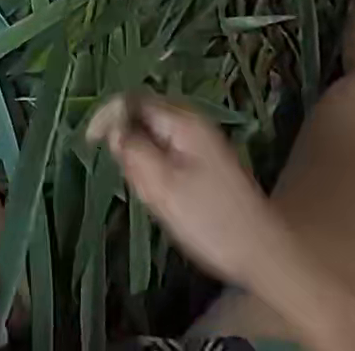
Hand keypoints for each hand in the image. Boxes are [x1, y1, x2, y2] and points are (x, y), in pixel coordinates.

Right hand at [86, 94, 282, 286]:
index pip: (133, 100)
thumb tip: (111, 128)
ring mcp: (201, 141)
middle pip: (142, 116)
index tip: (90, 142)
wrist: (265, 254)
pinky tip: (166, 198)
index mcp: (182, 120)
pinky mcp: (205, 161)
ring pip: (154, 137)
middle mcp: (192, 122)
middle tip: (133, 181)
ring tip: (153, 195)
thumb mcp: (163, 186)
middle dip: (129, 144)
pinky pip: (168, 153)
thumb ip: (133, 150)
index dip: (107, 116)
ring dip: (143, 161)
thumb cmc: (211, 220)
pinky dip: (158, 170)